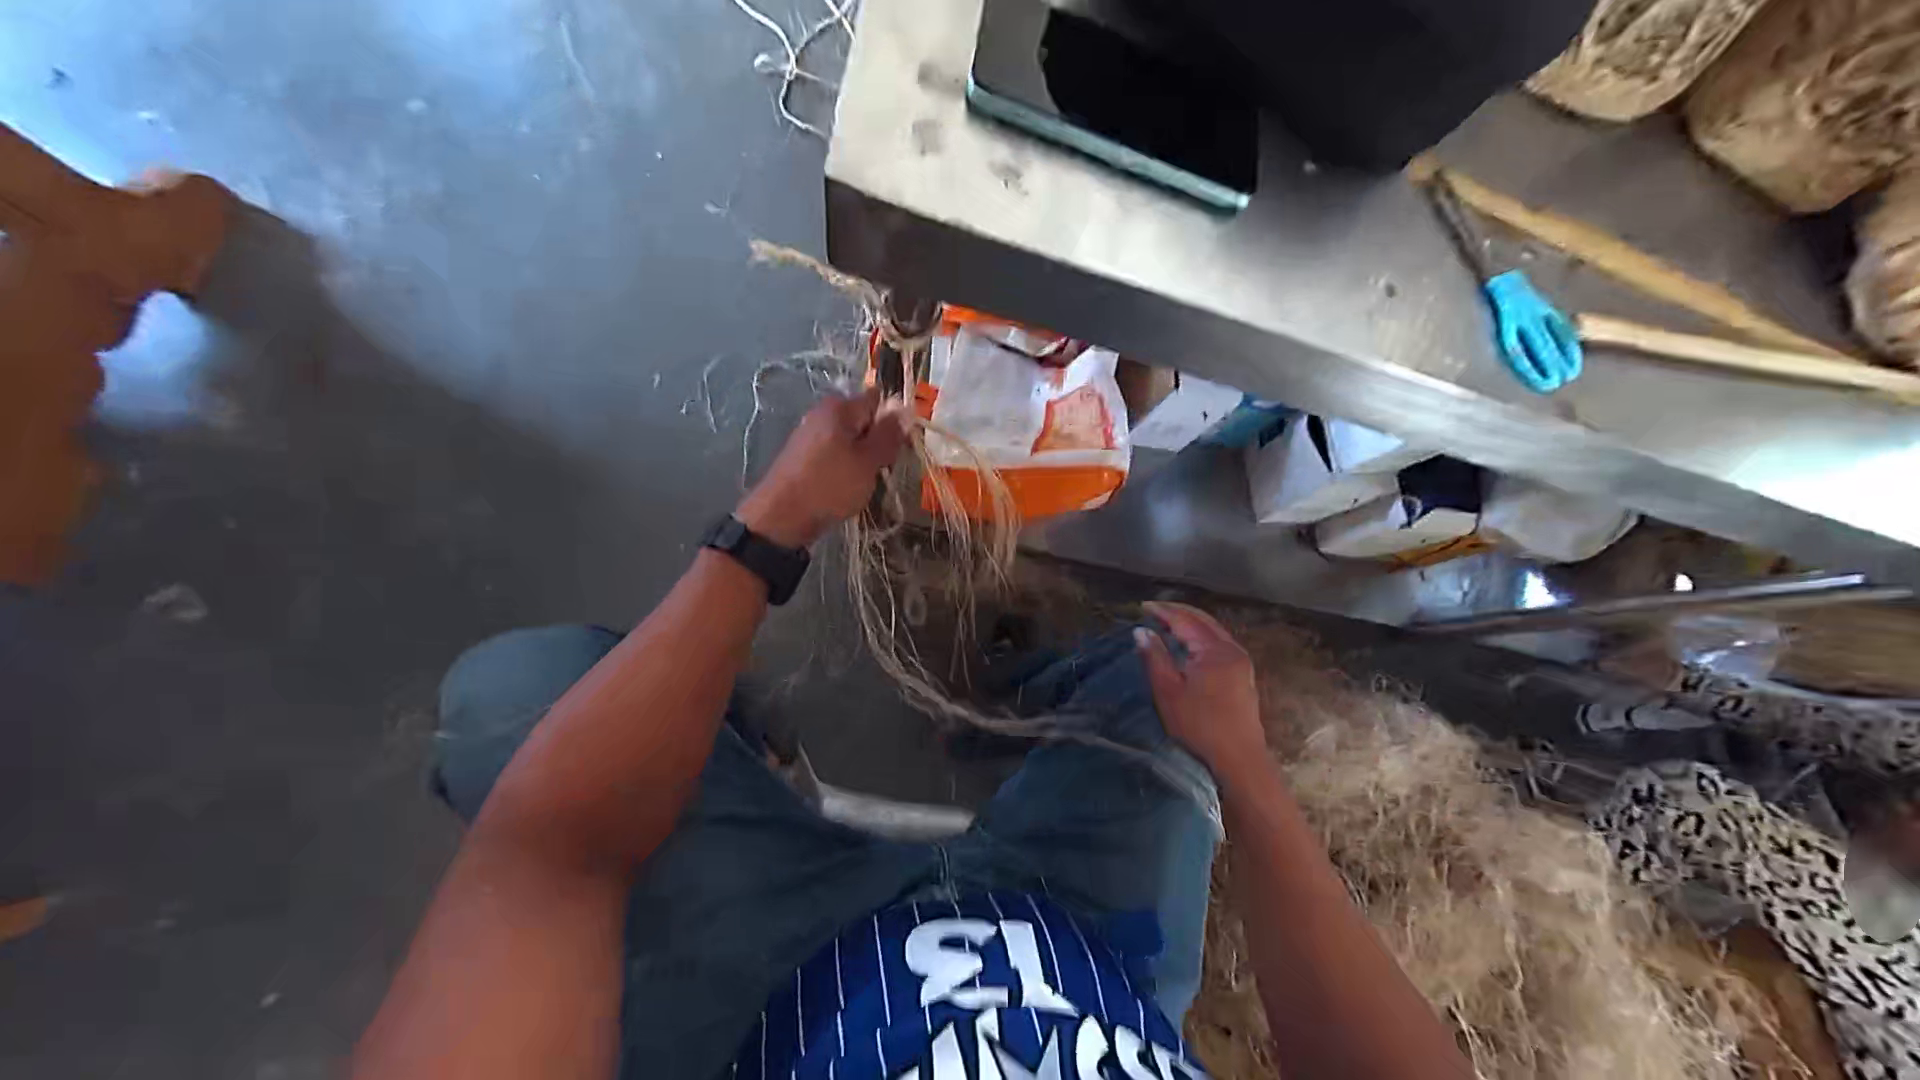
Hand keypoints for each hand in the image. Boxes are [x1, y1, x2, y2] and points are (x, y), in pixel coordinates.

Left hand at [736, 387, 909, 548]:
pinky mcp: (803, 456)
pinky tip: (845, 487)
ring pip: (850, 441)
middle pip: (863, 421)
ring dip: (862, 459)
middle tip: (882, 469)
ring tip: (863, 482)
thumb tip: (906, 409)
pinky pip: (835, 454)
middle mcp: (822, 413)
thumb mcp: (868, 461)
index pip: (878, 401)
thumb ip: (888, 435)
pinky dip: (844, 468)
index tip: (898, 447)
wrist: (781, 517)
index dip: (893, 421)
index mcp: (839, 408)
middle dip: (877, 442)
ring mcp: (810, 435)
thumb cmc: (830, 486)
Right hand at [1135, 601, 1267, 775]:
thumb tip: (1142, 631)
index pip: (1185, 620)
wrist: (1239, 759)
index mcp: (1215, 650)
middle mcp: (1232, 650)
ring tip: (1168, 623)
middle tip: (1155, 610)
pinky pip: (1219, 643)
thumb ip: (1155, 657)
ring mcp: (1241, 662)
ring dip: (1191, 623)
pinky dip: (1201, 636)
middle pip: (1203, 620)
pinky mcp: (1242, 675)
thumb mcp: (1168, 691)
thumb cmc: (1199, 725)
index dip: (1164, 611)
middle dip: (1179, 612)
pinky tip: (1188, 644)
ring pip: (1213, 631)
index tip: (1143, 606)